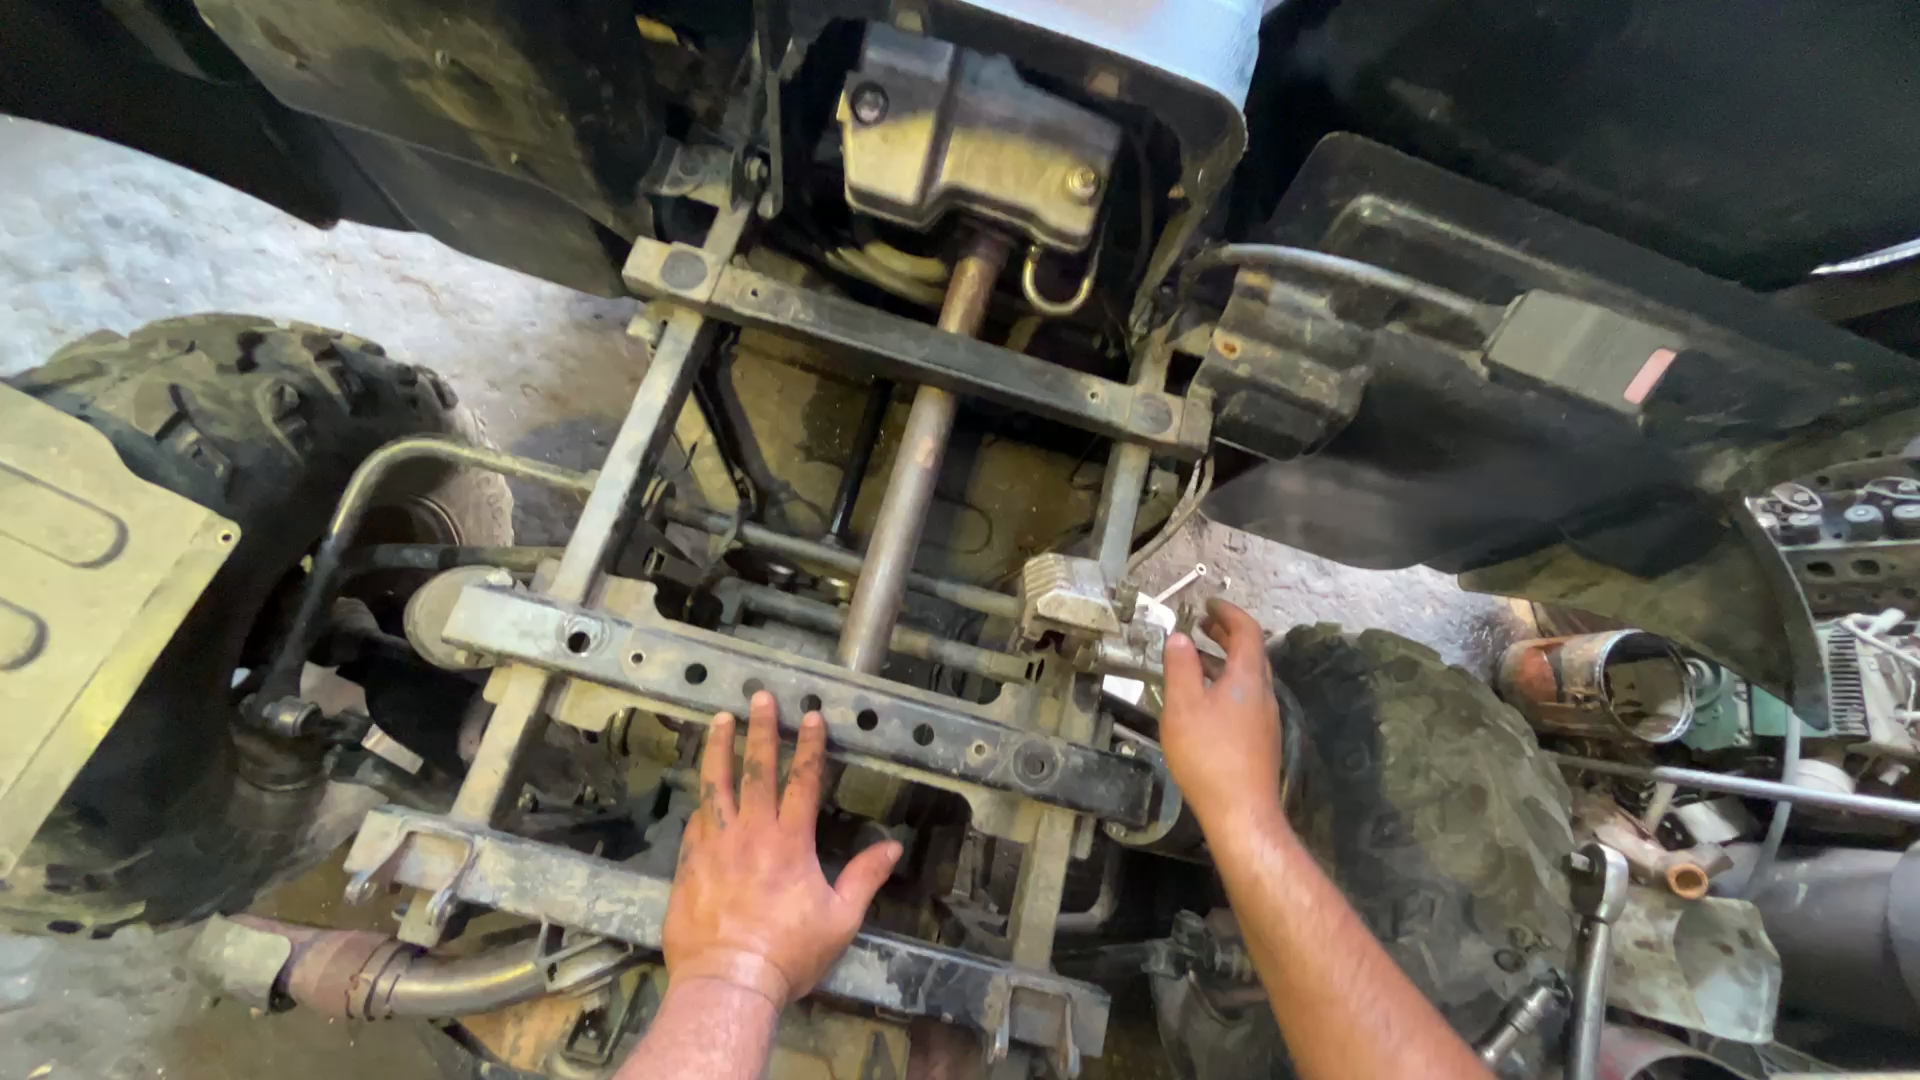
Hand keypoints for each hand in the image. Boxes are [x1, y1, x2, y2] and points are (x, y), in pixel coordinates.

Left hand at [664, 691, 902, 1006]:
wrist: (728, 984)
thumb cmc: (789, 952)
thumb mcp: (841, 918)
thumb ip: (865, 877)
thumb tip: (893, 846)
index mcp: (790, 840)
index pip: (803, 780)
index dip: (809, 746)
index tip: (811, 716)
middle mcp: (752, 832)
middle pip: (756, 769)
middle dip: (762, 730)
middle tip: (760, 697)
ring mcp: (715, 844)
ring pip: (716, 784)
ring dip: (720, 748)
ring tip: (721, 719)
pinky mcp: (689, 863)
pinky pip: (695, 821)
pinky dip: (701, 799)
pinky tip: (700, 788)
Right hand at [1161, 599, 1284, 830]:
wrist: (1241, 812)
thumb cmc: (1209, 755)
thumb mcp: (1183, 705)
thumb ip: (1180, 667)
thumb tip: (1180, 637)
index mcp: (1248, 679)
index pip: (1247, 632)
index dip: (1228, 613)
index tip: (1209, 603)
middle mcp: (1264, 694)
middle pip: (1251, 652)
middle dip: (1227, 633)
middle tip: (1203, 623)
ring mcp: (1265, 719)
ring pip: (1248, 676)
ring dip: (1224, 659)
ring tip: (1196, 657)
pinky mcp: (1260, 739)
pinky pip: (1245, 697)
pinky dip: (1225, 682)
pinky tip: (1204, 699)